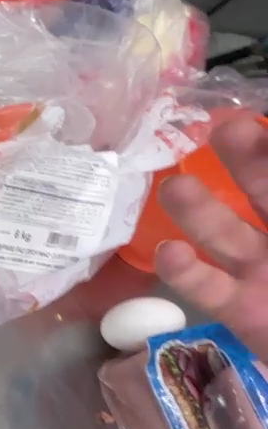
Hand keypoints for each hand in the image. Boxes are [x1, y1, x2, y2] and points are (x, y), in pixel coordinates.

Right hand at [156, 116, 267, 356]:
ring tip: (175, 188)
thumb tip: (202, 232)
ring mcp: (260, 273)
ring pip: (226, 235)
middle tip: (221, 129)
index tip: (258, 121)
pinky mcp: (239, 308)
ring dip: (198, 211)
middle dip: (246, 161)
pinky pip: (207, 288)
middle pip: (264, 193)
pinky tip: (170, 253)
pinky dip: (185, 272)